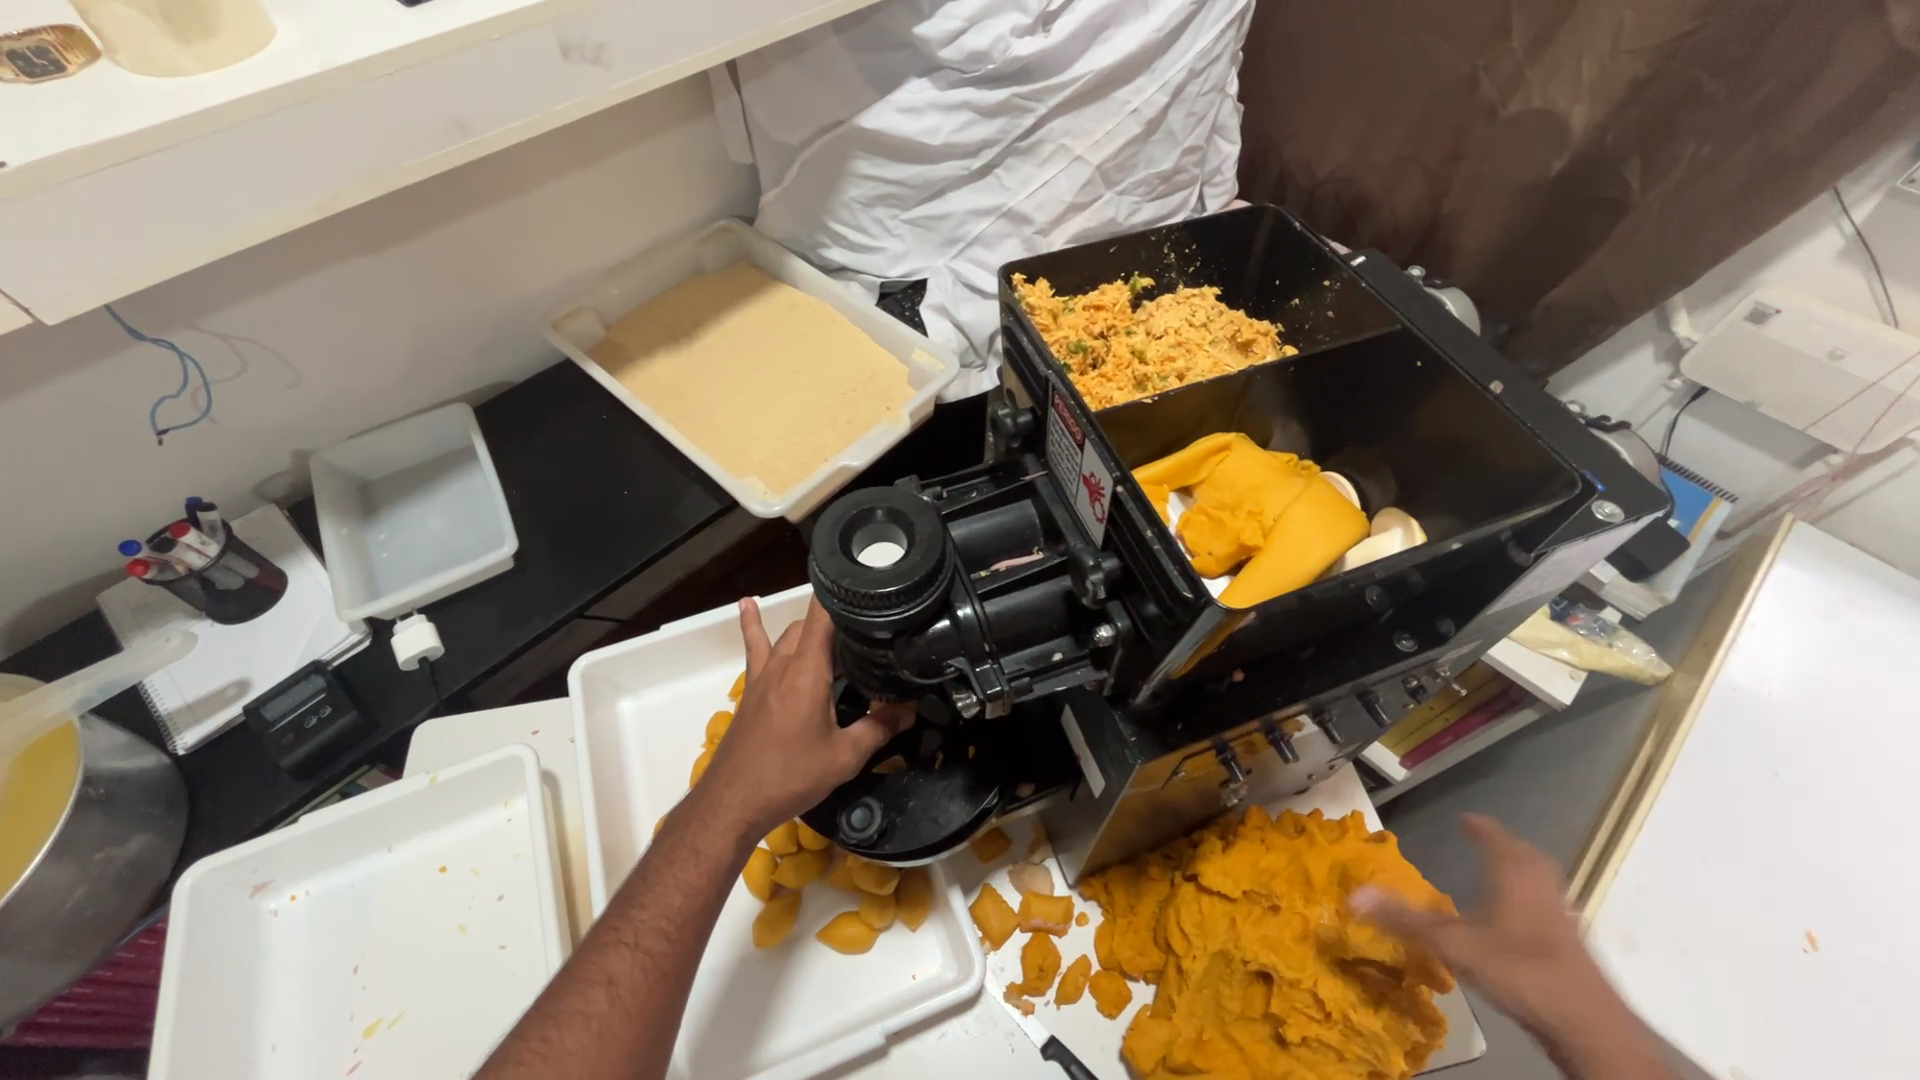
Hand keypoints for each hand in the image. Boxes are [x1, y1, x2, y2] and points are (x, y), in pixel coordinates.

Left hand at [699, 597, 913, 840]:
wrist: (734, 801)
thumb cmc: (790, 776)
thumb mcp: (844, 757)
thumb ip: (879, 728)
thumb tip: (911, 709)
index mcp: (807, 671)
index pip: (824, 616)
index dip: (844, 595)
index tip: (867, 583)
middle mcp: (783, 664)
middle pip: (810, 625)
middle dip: (838, 623)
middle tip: (868, 634)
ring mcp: (763, 675)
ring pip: (788, 635)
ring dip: (810, 630)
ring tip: (836, 632)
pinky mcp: (752, 689)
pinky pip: (756, 648)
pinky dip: (754, 625)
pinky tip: (748, 605)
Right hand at [1351, 814, 1623, 1039]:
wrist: (1588, 1027)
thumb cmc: (1519, 971)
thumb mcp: (1452, 944)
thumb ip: (1403, 919)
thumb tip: (1353, 894)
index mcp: (1515, 879)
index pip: (1497, 840)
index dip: (1481, 828)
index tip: (1467, 818)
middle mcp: (1543, 892)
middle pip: (1529, 859)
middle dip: (1507, 847)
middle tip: (1488, 842)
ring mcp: (1564, 922)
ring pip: (1545, 886)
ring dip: (1524, 875)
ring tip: (1503, 878)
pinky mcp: (1575, 951)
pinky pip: (1551, 912)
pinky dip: (1534, 907)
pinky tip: (1520, 927)